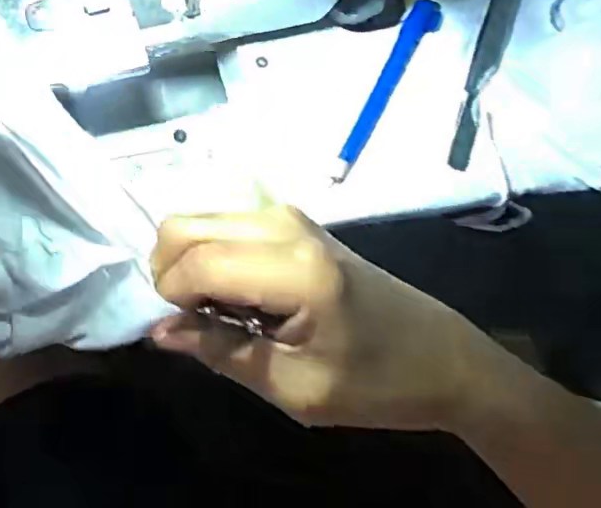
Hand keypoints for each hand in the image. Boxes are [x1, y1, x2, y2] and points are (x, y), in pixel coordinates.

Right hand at [150, 204, 518, 430]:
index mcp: (294, 269)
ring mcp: (282, 212)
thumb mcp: (297, 389)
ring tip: (216, 310)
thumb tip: (159, 331)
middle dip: (167, 271)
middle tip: (190, 319)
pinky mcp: (283, 214)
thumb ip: (223, 353)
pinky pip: (218, 221)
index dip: (171, 297)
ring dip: (186, 262)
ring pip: (195, 218)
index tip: (180, 332)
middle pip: (185, 226)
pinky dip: (205, 252)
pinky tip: (233, 292)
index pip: (199, 264)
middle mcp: (281, 223)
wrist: (441, 353)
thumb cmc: (376, 382)